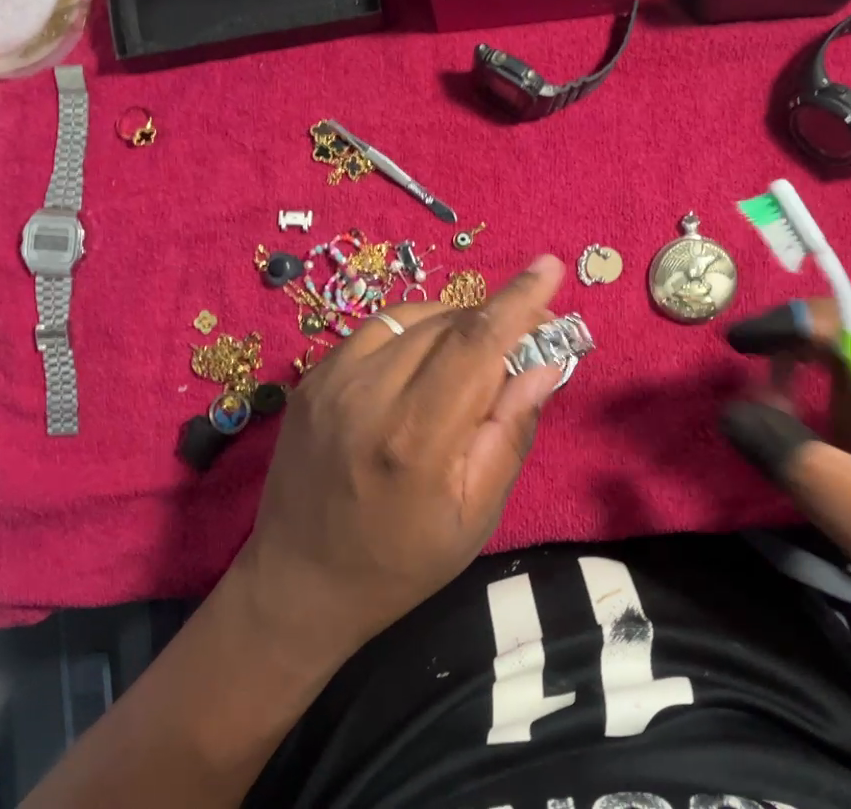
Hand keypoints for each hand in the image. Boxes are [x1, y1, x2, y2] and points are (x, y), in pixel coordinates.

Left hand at [235, 255, 568, 654]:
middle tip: (531, 337)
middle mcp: (368, 393)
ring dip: (457, 324)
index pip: (477, 342)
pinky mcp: (311, 379)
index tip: (550, 266)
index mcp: (415, 436)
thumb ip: (510, 431)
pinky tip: (426, 364)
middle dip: (498, 318)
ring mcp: (330, 380)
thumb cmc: (401, 563)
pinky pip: (376, 330)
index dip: (519, 300)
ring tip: (480, 355)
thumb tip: (543, 362)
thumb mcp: (475, 514)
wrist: (299, 582)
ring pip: (412, 317)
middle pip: (449, 324)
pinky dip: (414, 334)